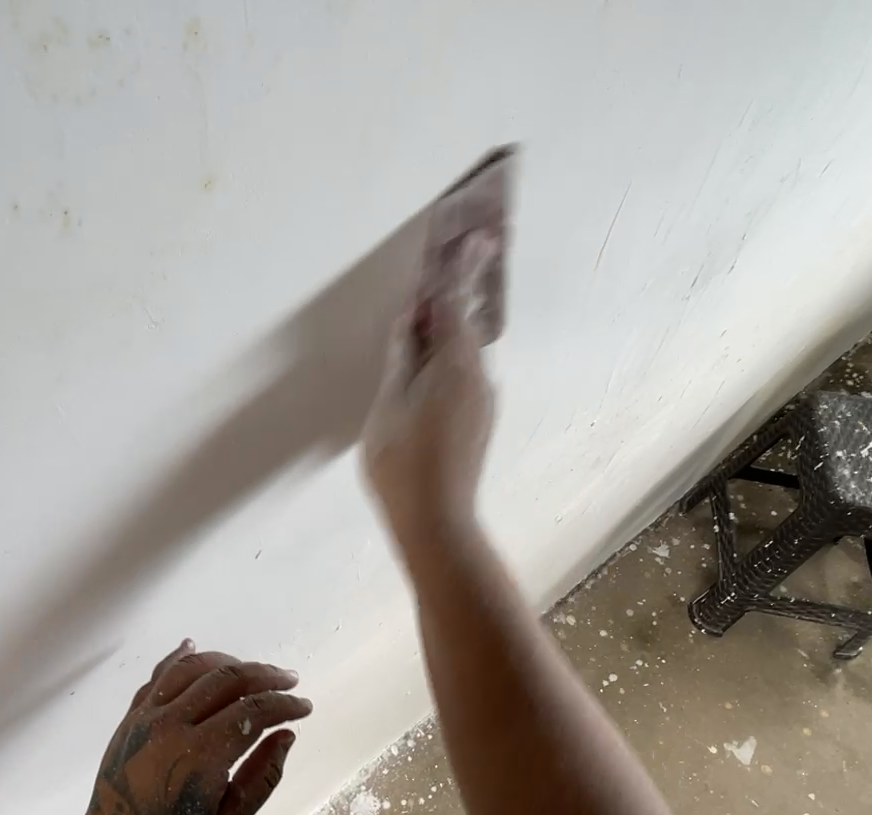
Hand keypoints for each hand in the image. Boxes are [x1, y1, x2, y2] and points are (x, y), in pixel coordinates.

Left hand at [23, 641, 308, 814]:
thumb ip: (263, 776)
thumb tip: (286, 733)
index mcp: (200, 756)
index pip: (252, 712)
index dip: (284, 704)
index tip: (304, 706)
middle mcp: (171, 726)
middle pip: (226, 680)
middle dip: (264, 675)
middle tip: (289, 679)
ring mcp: (147, 718)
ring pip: (193, 668)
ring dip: (228, 662)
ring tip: (252, 670)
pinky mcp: (131, 718)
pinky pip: (157, 676)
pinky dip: (179, 658)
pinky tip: (195, 646)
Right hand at [360, 232, 499, 551]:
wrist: (438, 521)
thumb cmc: (403, 462)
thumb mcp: (388, 404)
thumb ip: (400, 358)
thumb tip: (409, 322)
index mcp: (455, 365)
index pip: (456, 304)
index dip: (462, 269)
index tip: (478, 236)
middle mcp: (479, 378)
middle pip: (463, 329)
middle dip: (448, 305)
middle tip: (422, 296)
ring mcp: (483, 403)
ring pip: (463, 356)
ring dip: (442, 340)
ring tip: (410, 344)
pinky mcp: (479, 423)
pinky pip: (463, 378)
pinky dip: (445, 365)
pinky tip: (419, 382)